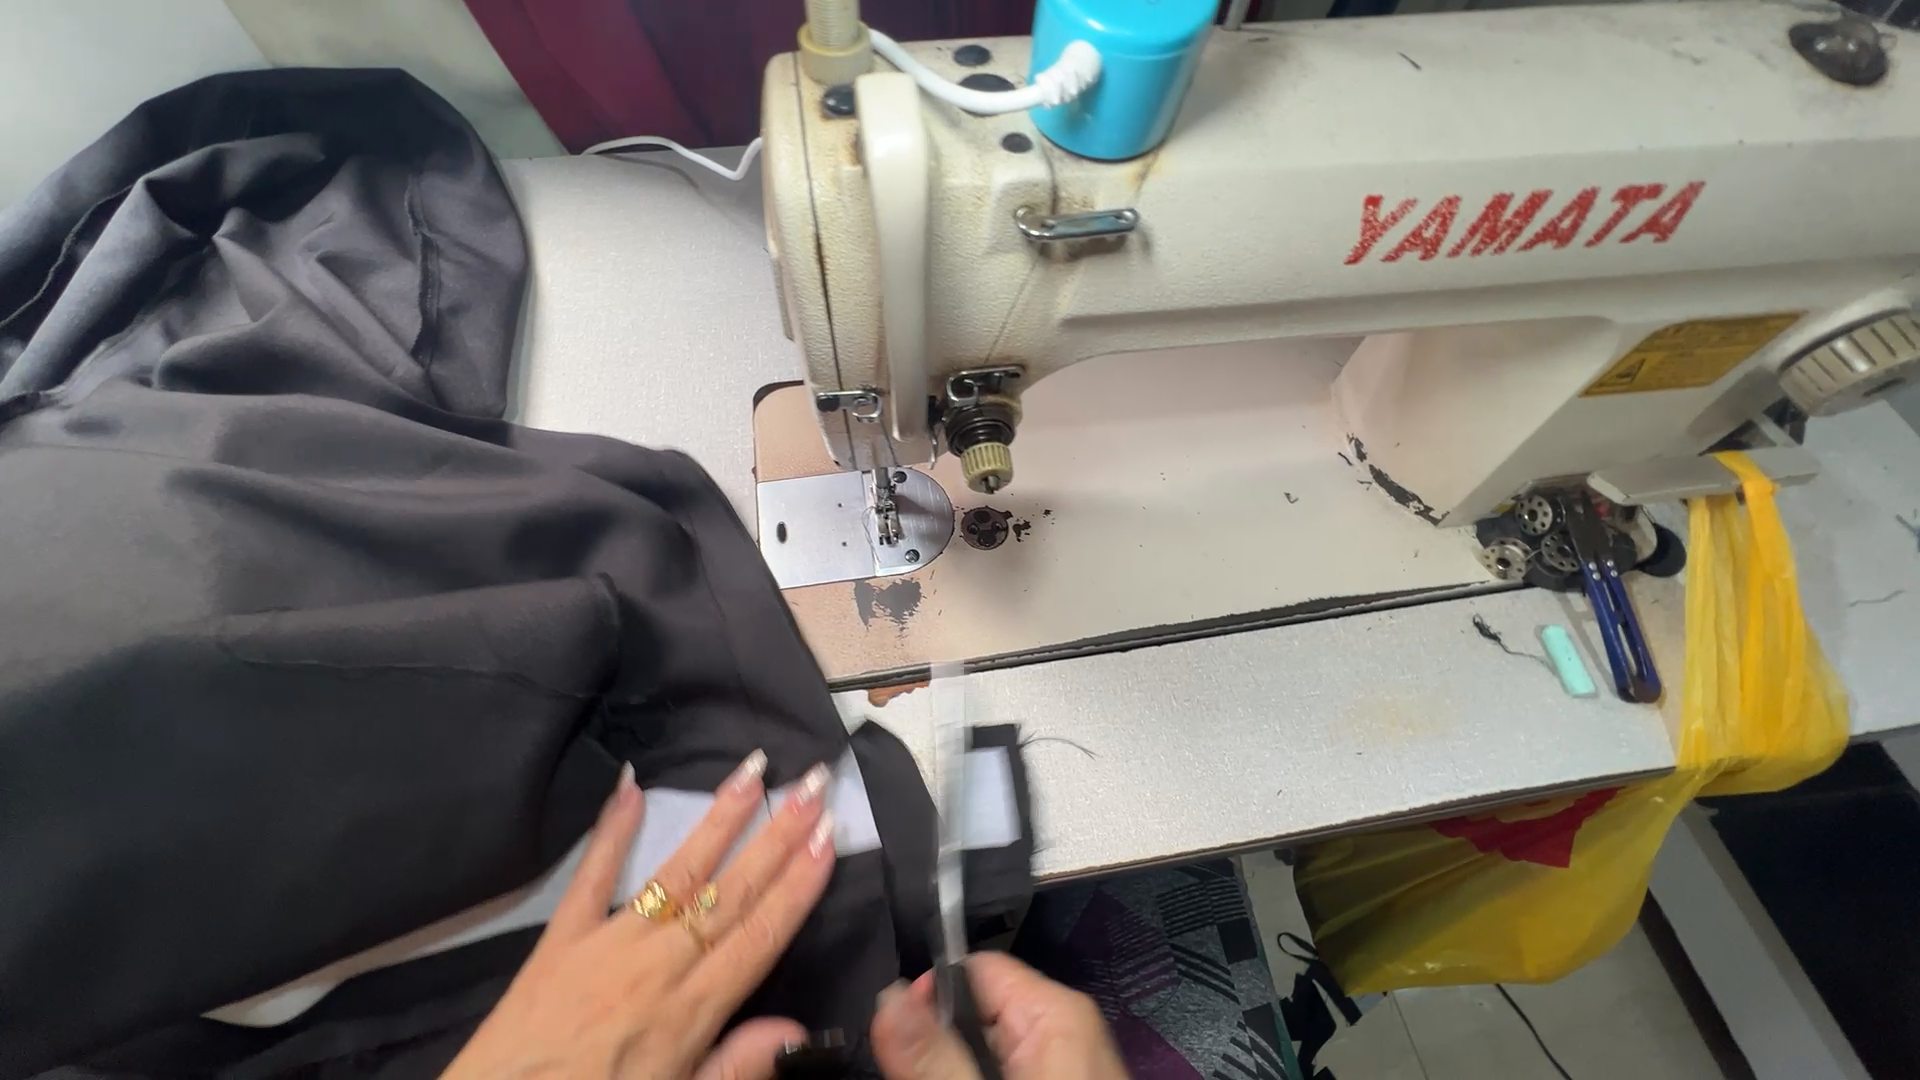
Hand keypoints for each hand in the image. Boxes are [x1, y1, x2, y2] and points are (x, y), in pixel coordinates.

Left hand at [444, 751, 837, 1079]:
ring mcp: (608, 943)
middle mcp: (658, 965)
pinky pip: (589, 879)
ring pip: (679, 871)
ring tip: (754, 768)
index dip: (799, 883)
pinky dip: (610, 831)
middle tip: (812, 782)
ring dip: (721, 818)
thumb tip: (798, 1029)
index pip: (759, 933)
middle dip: (779, 834)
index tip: (829, 833)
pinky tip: (629, 784)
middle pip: (732, 891)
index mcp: (689, 1011)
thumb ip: (735, 1068)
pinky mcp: (560, 939)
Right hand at [870, 953, 1127, 1079]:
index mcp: (1054, 1011)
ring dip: (956, 1075)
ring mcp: (1067, 1065)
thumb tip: (888, 996)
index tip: (899, 1046)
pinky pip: (1014, 1074)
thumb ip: (935, 1058)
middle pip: (978, 1012)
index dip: (930, 998)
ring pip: (989, 1053)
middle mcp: (1064, 1029)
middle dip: (942, 1050)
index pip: (974, 970)